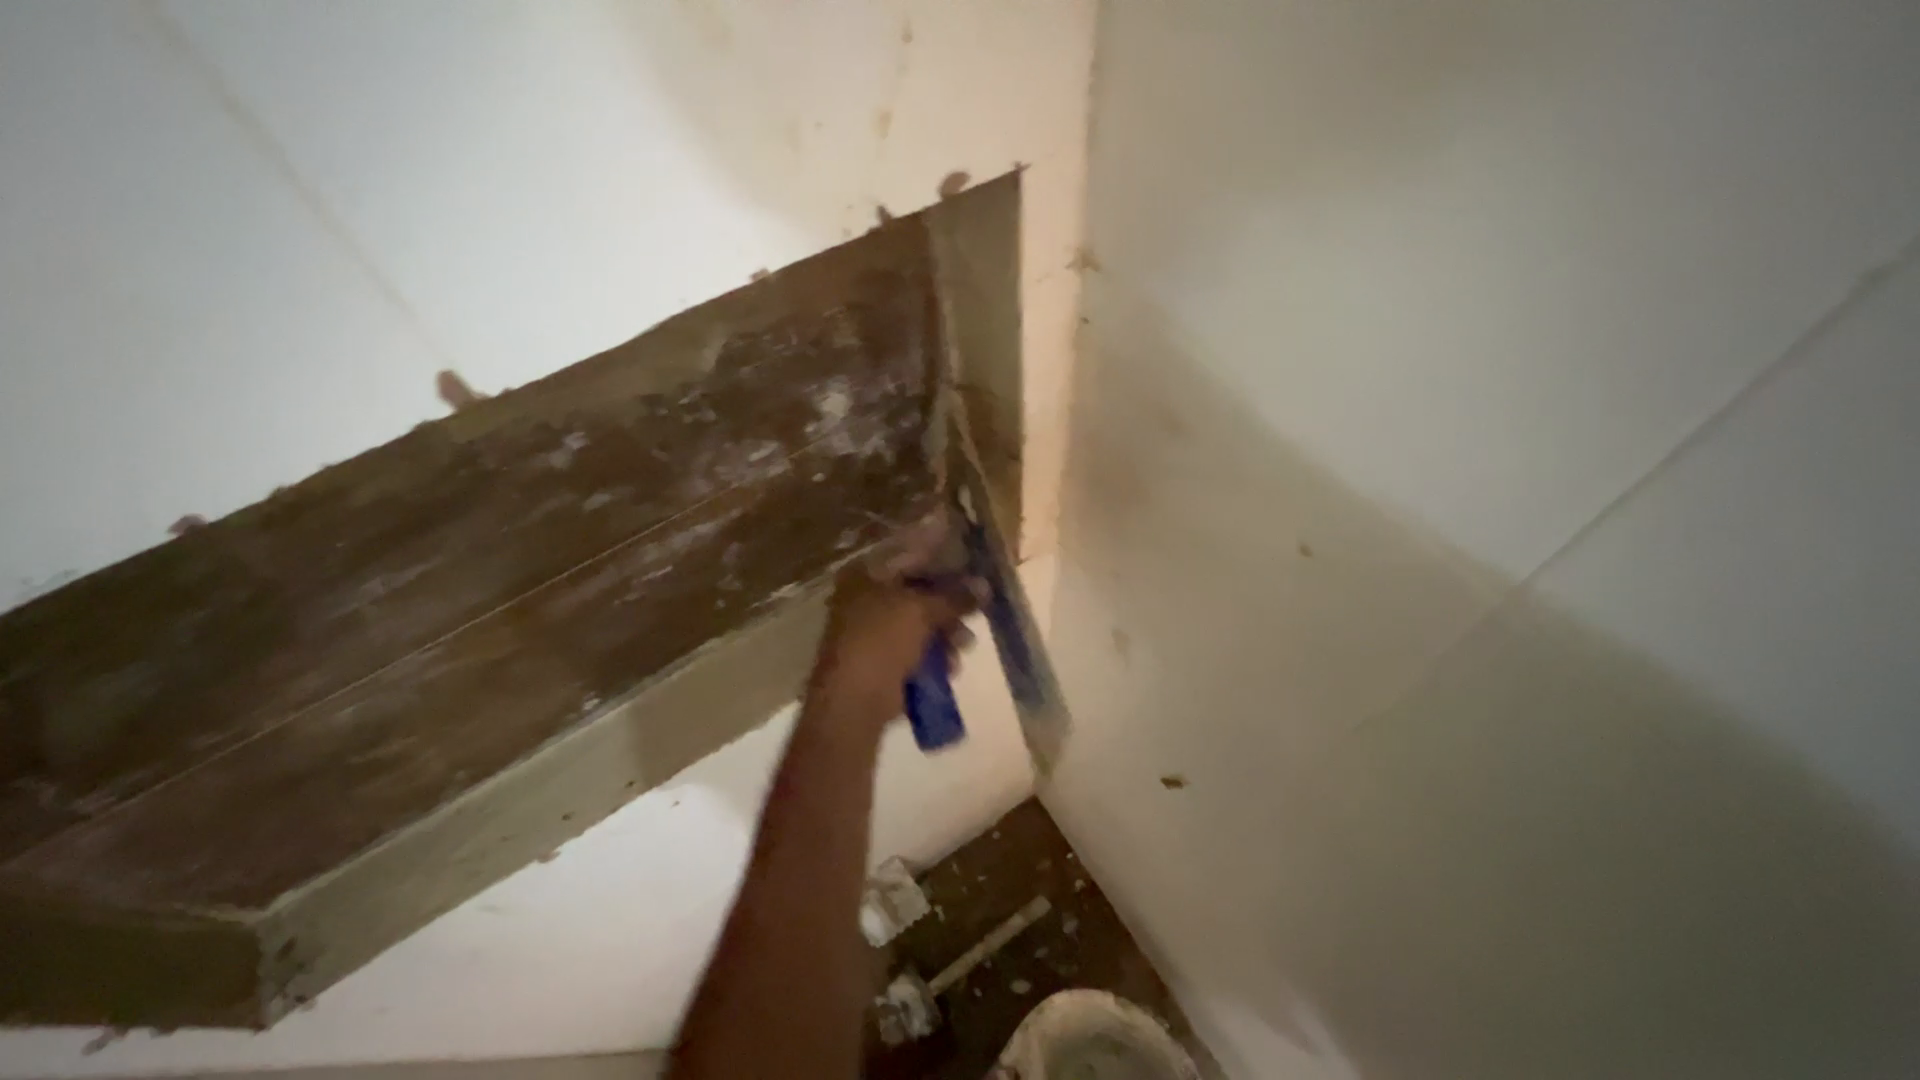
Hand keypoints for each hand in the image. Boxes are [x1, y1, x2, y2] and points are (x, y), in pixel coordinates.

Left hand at [806, 568, 977, 728]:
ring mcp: (871, 633)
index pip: (910, 557)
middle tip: (976, 612)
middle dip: (949, 606)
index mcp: (864, 575)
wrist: (853, 700)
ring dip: (946, 634)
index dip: (943, 562)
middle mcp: (864, 598)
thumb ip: (954, 597)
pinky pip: (914, 652)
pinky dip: (934, 657)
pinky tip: (951, 667)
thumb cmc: (881, 640)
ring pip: (919, 626)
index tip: (973, 569)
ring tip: (964, 646)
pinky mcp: (880, 662)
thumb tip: (985, 586)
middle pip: (917, 594)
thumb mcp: (921, 611)